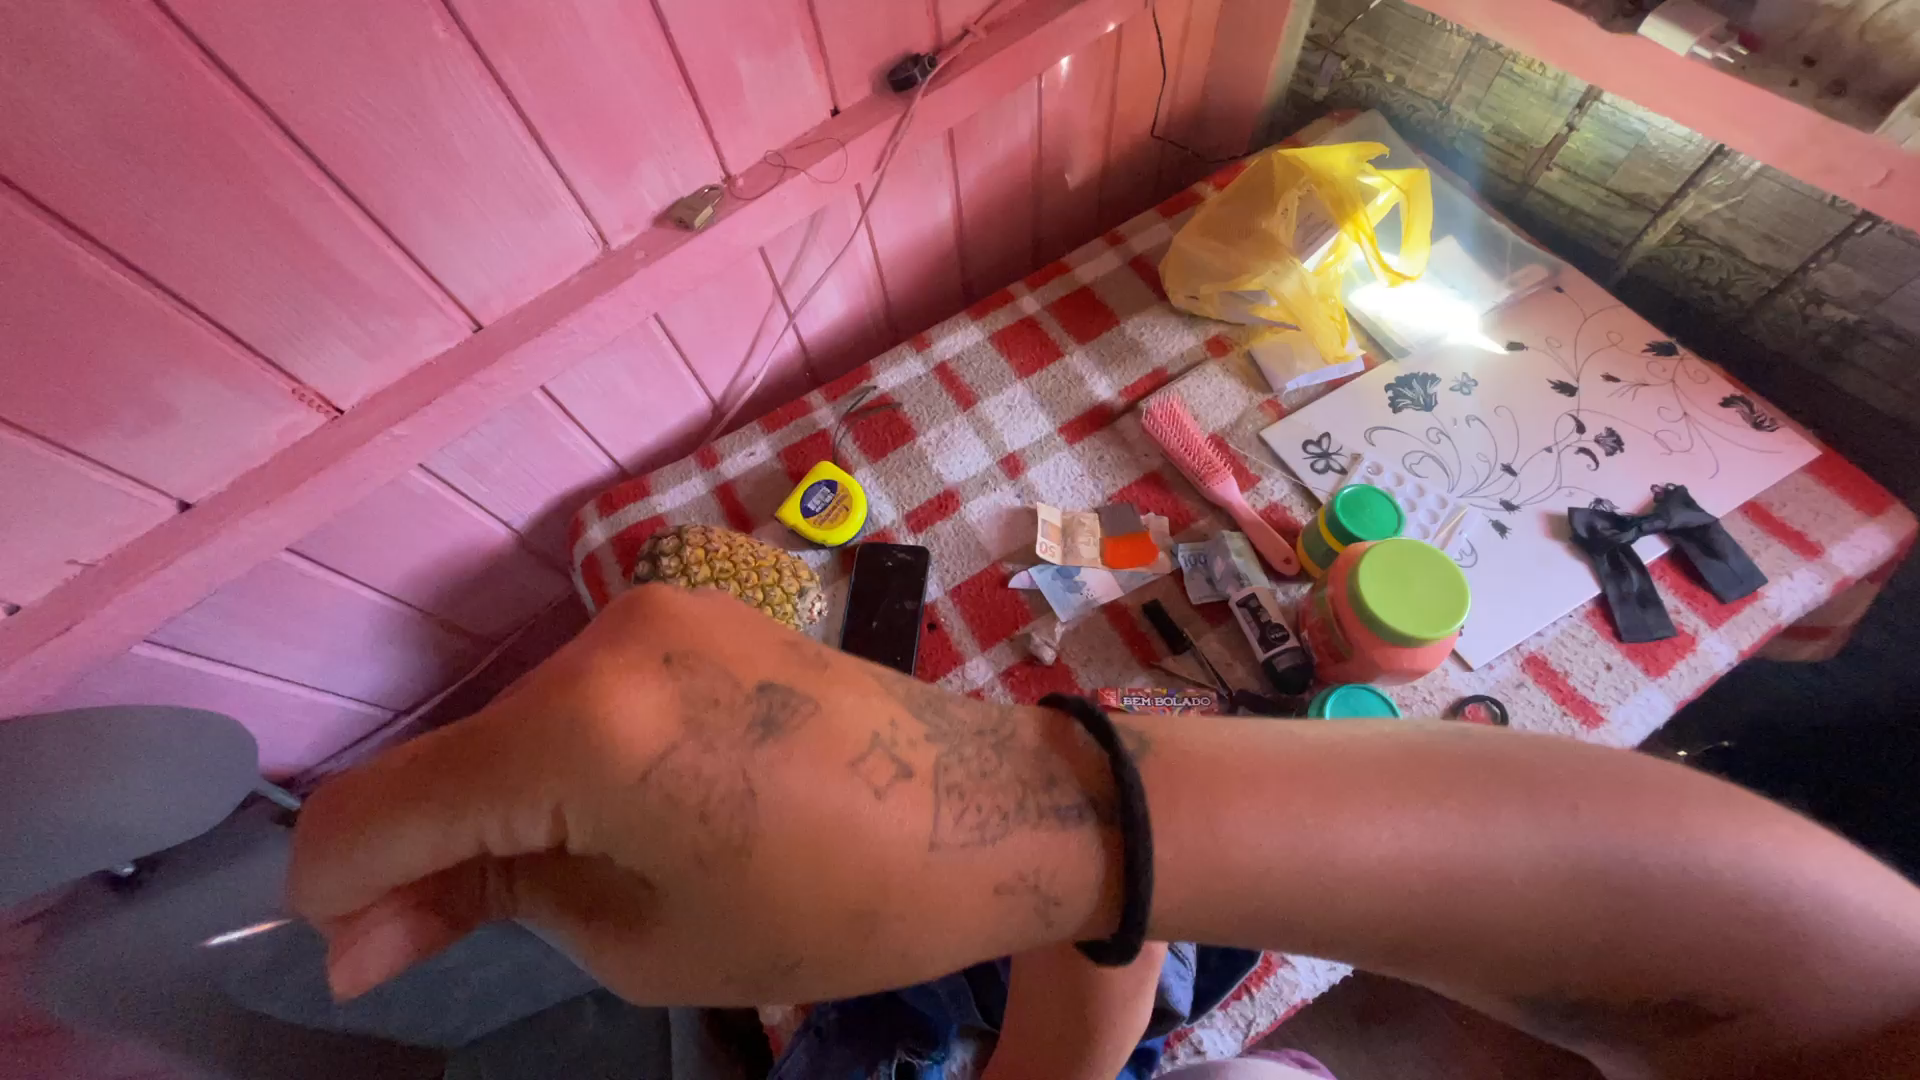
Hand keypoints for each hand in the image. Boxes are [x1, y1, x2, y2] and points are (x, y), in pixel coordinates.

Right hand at [288, 585, 1122, 1004]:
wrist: (980, 803)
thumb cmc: (832, 901)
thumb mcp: (650, 936)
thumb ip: (495, 901)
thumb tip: (365, 924)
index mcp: (584, 725)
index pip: (376, 807)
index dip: (347, 893)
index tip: (386, 949)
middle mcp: (611, 635)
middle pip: (458, 754)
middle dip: (449, 845)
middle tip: (512, 922)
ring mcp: (667, 607)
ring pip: (526, 718)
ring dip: (523, 797)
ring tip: (616, 862)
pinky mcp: (709, 609)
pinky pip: (599, 687)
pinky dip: (585, 752)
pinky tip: (649, 799)